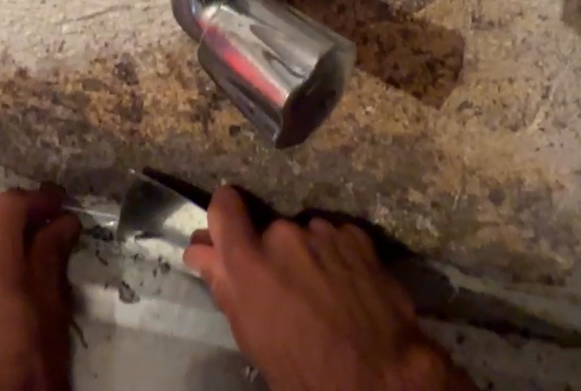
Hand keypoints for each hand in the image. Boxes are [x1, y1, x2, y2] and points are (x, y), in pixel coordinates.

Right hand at [184, 187, 474, 390]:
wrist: (379, 376)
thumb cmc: (304, 368)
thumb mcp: (252, 336)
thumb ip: (224, 285)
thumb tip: (200, 252)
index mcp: (250, 261)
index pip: (223, 207)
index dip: (224, 216)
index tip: (230, 233)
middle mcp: (283, 234)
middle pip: (269, 230)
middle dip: (274, 254)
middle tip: (288, 290)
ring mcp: (323, 231)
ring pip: (306, 236)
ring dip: (309, 256)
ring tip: (325, 294)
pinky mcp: (356, 235)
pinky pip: (336, 239)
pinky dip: (338, 257)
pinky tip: (348, 288)